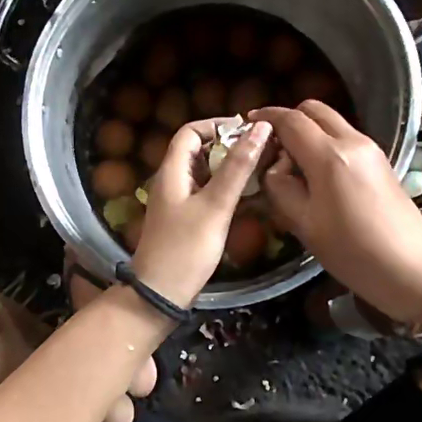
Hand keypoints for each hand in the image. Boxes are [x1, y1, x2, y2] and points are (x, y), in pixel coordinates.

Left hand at [132, 117, 271, 306]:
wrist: (160, 295)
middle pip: (199, 151)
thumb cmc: (185, 249)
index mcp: (171, 171)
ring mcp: (179, 202)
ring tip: (262, 170)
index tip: (248, 132)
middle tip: (262, 151)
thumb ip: (237, 168)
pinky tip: (250, 197)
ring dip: (231, 168)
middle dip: (229, 146)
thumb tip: (259, 129)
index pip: (190, 131)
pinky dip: (227, 189)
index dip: (217, 125)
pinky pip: (208, 194)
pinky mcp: (187, 221)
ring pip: (205, 173)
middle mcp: (172, 182)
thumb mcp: (215, 206)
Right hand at [252, 102, 421, 321]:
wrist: (410, 269)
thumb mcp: (304, 224)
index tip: (248, 123)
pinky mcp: (381, 161)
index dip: (266, 118)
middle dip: (289, 120)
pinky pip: (345, 139)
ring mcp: (370, 149)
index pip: (291, 120)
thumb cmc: (352, 252)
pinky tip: (317, 175)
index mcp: (330, 156)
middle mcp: (352, 141)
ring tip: (293, 165)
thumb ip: (281, 188)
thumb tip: (274, 168)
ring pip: (332, 123)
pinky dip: (326, 144)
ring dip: (309, 132)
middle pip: (314, 110)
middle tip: (272, 147)